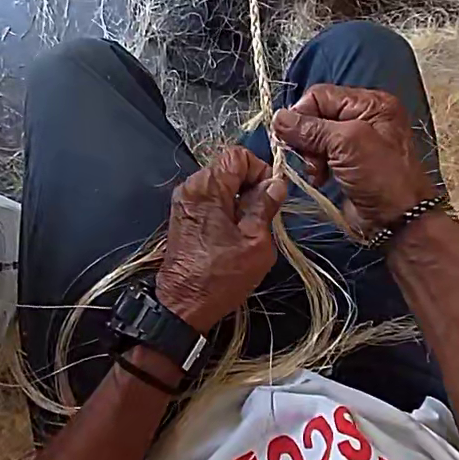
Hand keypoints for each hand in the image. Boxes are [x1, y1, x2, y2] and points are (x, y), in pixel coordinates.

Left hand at [156, 146, 288, 333]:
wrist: (183, 304)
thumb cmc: (220, 276)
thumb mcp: (255, 241)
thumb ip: (265, 206)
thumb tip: (275, 184)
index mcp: (206, 187)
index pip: (237, 155)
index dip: (259, 169)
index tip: (269, 194)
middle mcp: (190, 188)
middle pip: (227, 167)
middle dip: (250, 185)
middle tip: (262, 214)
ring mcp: (184, 201)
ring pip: (220, 183)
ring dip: (238, 198)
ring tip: (249, 227)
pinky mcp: (183, 215)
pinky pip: (209, 198)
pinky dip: (225, 207)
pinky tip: (233, 232)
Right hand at [270, 85, 437, 239]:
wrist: (398, 219)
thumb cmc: (381, 177)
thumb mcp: (347, 144)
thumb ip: (311, 128)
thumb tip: (278, 118)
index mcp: (370, 103)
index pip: (319, 95)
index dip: (302, 115)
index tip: (295, 139)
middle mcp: (362, 117)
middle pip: (314, 116)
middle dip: (307, 139)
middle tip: (313, 160)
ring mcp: (353, 141)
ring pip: (312, 137)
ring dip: (309, 156)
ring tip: (318, 172)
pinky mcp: (345, 162)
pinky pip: (318, 155)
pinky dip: (314, 166)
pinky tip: (320, 178)